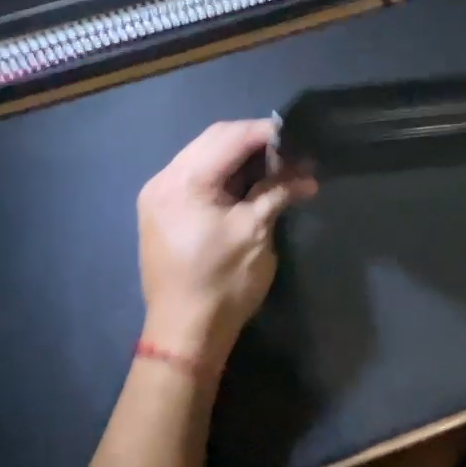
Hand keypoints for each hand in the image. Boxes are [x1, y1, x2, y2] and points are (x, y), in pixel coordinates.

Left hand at [137, 120, 317, 366]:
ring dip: (239, 158)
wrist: (184, 333)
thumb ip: (277, 192)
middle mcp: (163, 179)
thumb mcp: (256, 232)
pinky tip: (249, 185)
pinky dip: (223, 176)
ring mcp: (157, 195)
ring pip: (203, 157)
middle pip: (213, 140)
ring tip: (276, 169)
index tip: (299, 137)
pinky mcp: (161, 211)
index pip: (230, 137)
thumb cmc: (223, 282)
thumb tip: (308, 174)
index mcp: (184, 180)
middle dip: (254, 143)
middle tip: (291, 155)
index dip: (267, 133)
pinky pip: (195, 177)